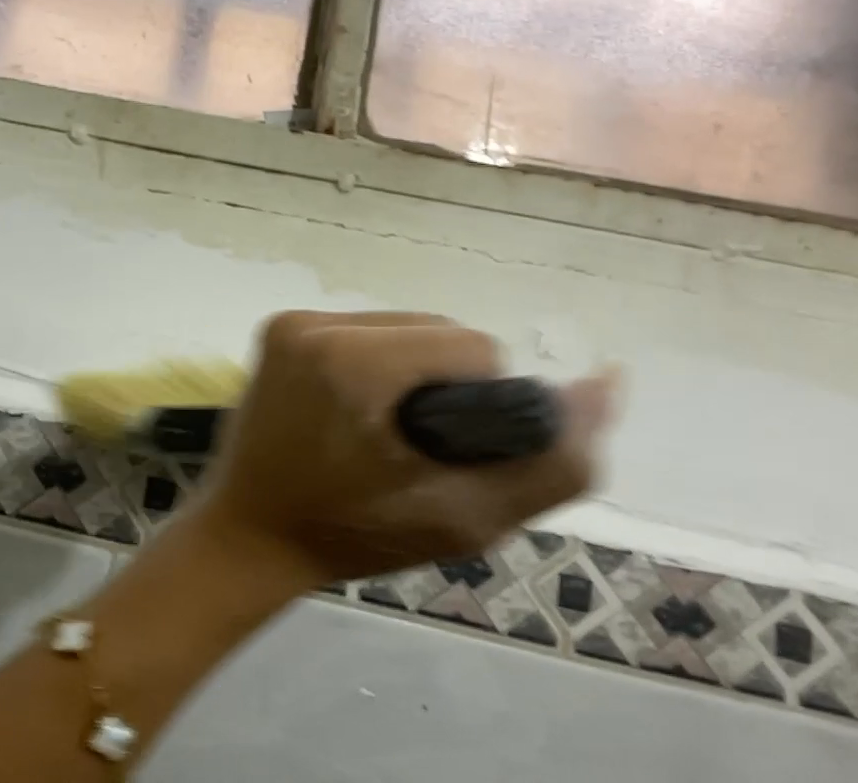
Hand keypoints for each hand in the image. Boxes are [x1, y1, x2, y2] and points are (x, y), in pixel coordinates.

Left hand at [197, 311, 619, 583]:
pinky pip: (361, 330)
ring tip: (386, 431)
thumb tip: (607, 380)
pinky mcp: (275, 329)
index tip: (445, 452)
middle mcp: (314, 324)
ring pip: (401, 326)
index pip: (475, 349)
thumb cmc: (354, 533)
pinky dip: (375, 363)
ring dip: (414, 371)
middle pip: (438, 330)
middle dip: (446, 385)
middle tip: (415, 446)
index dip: (482, 405)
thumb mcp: (469, 516)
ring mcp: (288, 323)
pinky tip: (357, 411)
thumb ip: (553, 458)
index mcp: (353, 360)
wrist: (250, 534)